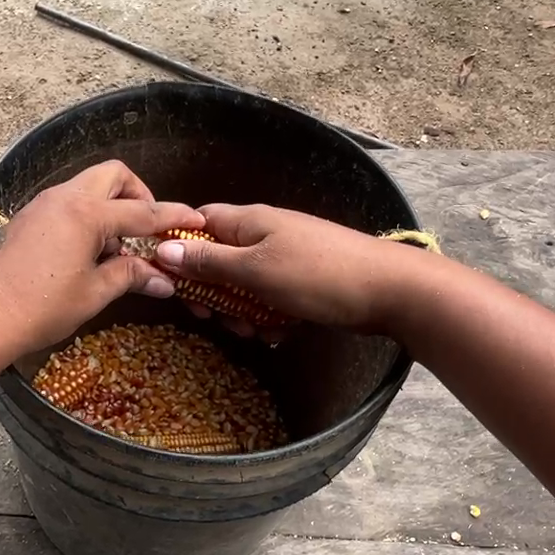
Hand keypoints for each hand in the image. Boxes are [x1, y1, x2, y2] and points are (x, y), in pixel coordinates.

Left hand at [0, 161, 202, 363]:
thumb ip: (128, 277)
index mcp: (86, 213)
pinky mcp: (25, 220)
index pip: (142, 210)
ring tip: (118, 246)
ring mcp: (40, 206)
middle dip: (138, 194)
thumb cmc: (38, 307)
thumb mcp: (92, 294)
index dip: (171, 217)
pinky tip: (88, 252)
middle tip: (148, 228)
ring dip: (110, 206)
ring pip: (86, 188)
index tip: (195, 219)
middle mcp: (63, 198)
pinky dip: (86, 217)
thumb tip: (162, 279)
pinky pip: (66, 204)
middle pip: (112, 176)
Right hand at [153, 203, 429, 332]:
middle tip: (213, 317)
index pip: (196, 223)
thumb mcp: (254, 270)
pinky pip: (269, 297)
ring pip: (241, 284)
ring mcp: (284, 256)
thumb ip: (208, 261)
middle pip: (215, 258)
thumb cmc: (317, 275)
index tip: (171, 280)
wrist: (392, 291)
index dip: (178, 248)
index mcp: (247, 221)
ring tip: (254, 330)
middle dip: (210, 291)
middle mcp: (262, 233)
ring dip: (240, 310)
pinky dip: (267, 315)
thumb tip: (161, 248)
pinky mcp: (301, 280)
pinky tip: (279, 333)